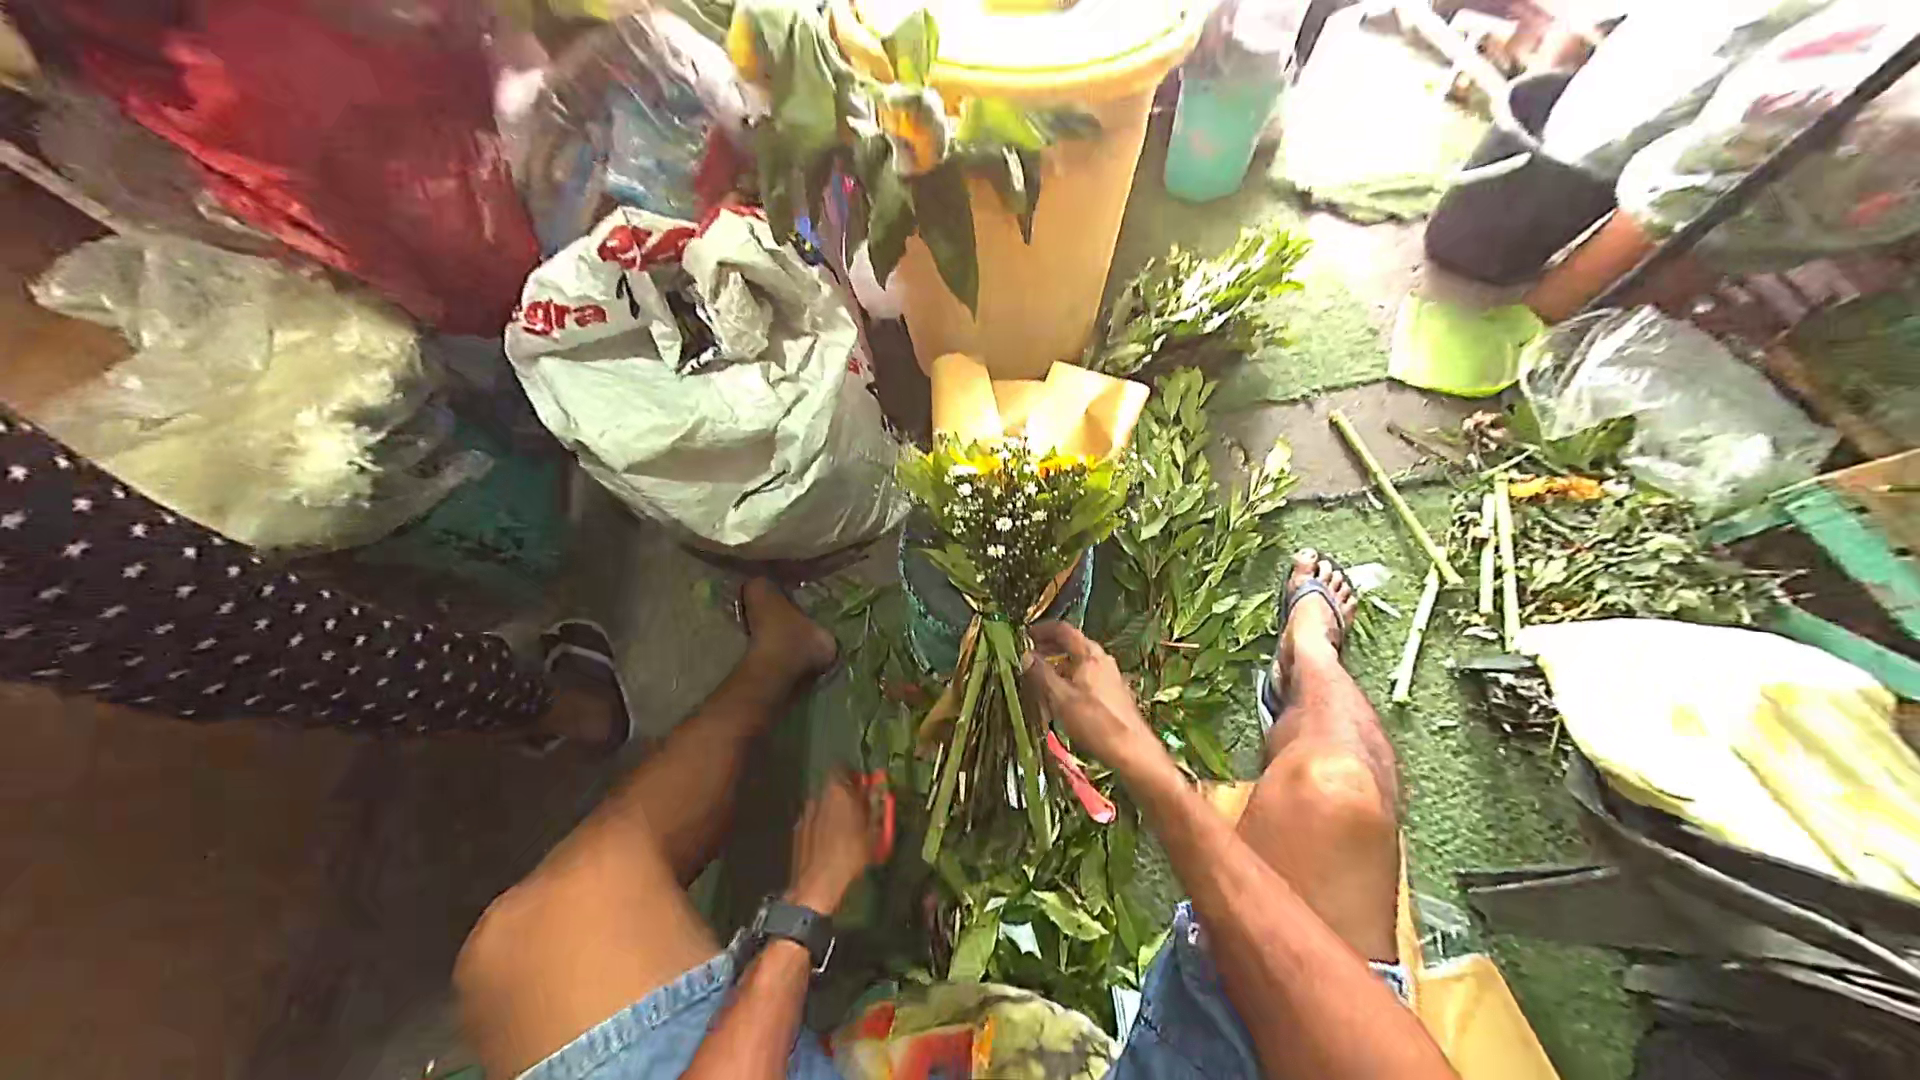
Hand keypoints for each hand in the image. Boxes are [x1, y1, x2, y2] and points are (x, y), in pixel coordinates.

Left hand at [786, 771, 880, 913]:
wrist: (817, 884)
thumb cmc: (850, 854)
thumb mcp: (872, 829)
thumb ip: (875, 803)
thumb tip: (879, 787)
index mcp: (837, 790)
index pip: (843, 768)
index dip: (854, 775)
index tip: (864, 786)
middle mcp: (818, 796)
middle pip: (833, 786)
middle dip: (846, 794)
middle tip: (860, 809)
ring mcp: (805, 813)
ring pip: (823, 803)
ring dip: (833, 809)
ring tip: (846, 828)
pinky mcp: (798, 830)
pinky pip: (814, 819)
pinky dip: (822, 823)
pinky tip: (830, 840)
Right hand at [1023, 622, 1159, 770]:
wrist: (1132, 751)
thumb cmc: (1096, 723)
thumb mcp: (1060, 698)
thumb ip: (1040, 674)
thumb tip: (1025, 656)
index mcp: (1089, 655)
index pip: (1063, 630)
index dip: (1042, 629)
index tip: (1026, 635)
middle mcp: (1102, 660)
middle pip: (1072, 644)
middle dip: (1049, 647)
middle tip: (1030, 655)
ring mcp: (1110, 676)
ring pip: (1079, 661)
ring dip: (1058, 664)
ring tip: (1041, 676)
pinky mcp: (1113, 693)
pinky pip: (1086, 675)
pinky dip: (1069, 677)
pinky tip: (1061, 695)